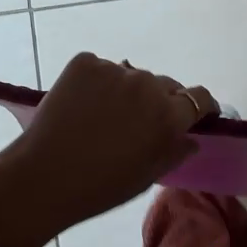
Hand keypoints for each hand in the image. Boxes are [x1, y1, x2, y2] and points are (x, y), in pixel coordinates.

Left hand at [0, 53, 216, 246]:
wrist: (46, 173)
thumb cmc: (102, 185)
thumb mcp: (147, 176)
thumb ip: (174, 151)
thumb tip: (192, 137)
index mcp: (167, 114)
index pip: (198, 97)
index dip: (201, 105)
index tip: (198, 113)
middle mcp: (145, 83)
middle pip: (162, 85)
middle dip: (159, 100)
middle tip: (140, 122)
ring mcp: (113, 68)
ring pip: (129, 76)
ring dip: (126, 90)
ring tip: (105, 116)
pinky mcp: (85, 61)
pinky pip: (100, 68)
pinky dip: (97, 81)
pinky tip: (84, 104)